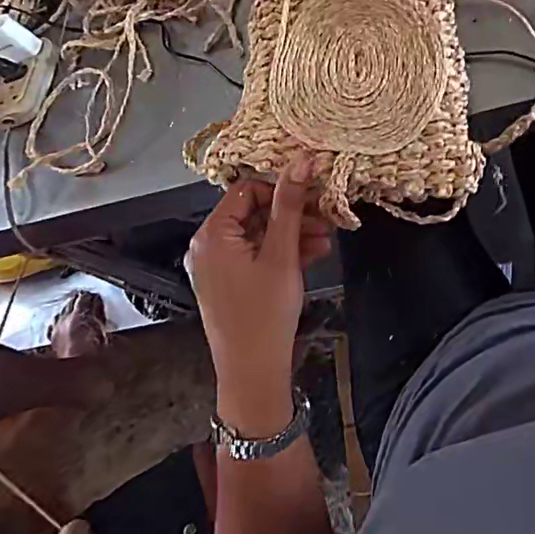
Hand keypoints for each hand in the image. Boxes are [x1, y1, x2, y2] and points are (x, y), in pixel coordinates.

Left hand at [185, 154, 329, 433]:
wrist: (253, 373)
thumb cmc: (265, 313)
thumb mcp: (282, 254)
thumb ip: (290, 204)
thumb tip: (302, 160)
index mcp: (212, 234)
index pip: (248, 190)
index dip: (281, 189)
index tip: (314, 196)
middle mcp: (207, 245)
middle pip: (254, 212)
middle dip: (292, 214)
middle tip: (327, 218)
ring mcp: (217, 265)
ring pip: (259, 234)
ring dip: (293, 233)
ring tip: (327, 239)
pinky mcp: (228, 281)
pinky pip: (256, 254)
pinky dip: (282, 252)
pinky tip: (313, 254)